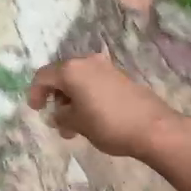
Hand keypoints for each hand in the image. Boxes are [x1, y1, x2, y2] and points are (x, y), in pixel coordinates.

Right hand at [27, 51, 190, 160]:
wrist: (155, 128)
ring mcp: (106, 68)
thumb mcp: (77, 123)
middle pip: (61, 75)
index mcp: (71, 70)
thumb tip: (58, 115)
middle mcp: (87, 62)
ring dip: (72, 98)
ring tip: (75, 123)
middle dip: (56, 97)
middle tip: (57, 118)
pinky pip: (95, 82)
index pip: (43, 77)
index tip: (37, 110)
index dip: (35, 93)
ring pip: (79, 79)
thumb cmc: (108, 124)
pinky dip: (88, 95)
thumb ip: (61, 117)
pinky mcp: (121, 77)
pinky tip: (92, 115)